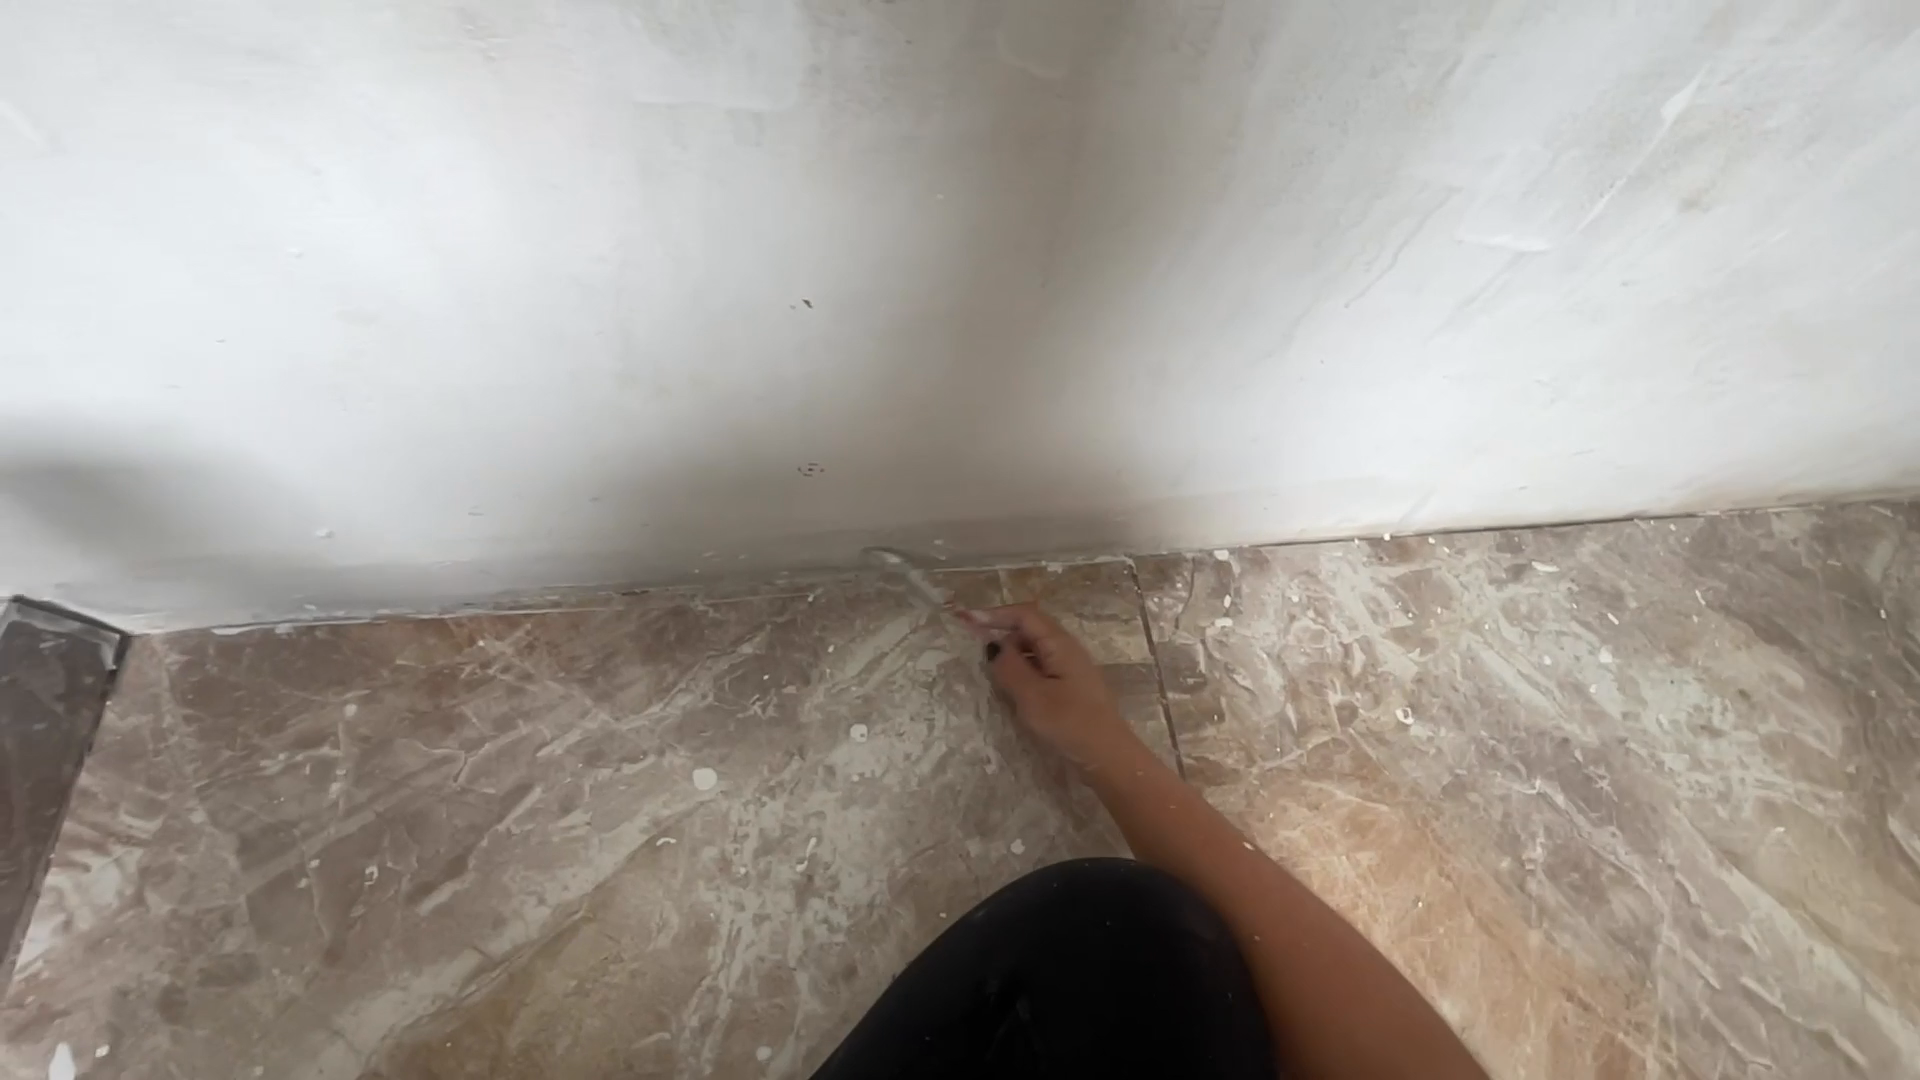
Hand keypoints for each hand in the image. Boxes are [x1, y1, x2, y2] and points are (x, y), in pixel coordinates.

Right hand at [980, 604, 1143, 773]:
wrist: (1109, 758)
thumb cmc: (1071, 724)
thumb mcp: (1033, 696)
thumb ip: (1010, 667)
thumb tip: (993, 646)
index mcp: (1059, 644)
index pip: (1024, 615)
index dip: (994, 614)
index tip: (965, 619)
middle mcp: (1066, 649)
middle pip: (1030, 628)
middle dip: (1000, 630)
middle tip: (972, 642)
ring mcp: (1070, 668)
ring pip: (1034, 648)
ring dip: (1010, 652)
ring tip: (988, 666)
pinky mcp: (1070, 687)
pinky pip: (1040, 666)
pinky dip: (1021, 668)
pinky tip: (1011, 686)